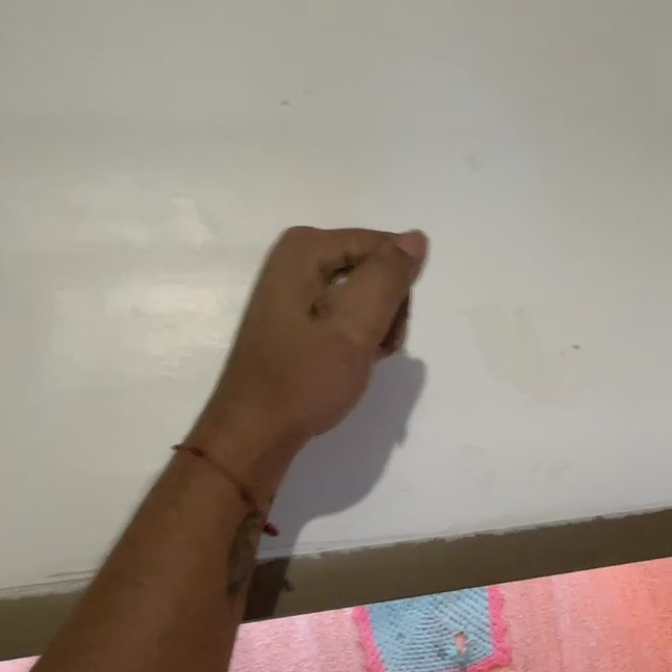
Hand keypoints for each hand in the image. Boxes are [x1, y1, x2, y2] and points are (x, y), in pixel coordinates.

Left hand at [190, 227, 427, 490]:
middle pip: (372, 270)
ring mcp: (293, 291)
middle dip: (387, 311)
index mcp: (304, 249)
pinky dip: (356, 340)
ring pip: (363, 297)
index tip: (387, 331)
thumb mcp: (354, 329)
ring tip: (361, 363)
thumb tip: (416, 238)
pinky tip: (349, 366)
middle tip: (376, 351)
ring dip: (375, 330)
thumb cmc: (303, 381)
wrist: (255, 434)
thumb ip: (388, 279)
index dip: (398, 290)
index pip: (383, 247)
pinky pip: (344, 316)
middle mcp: (295, 260)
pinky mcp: (294, 320)